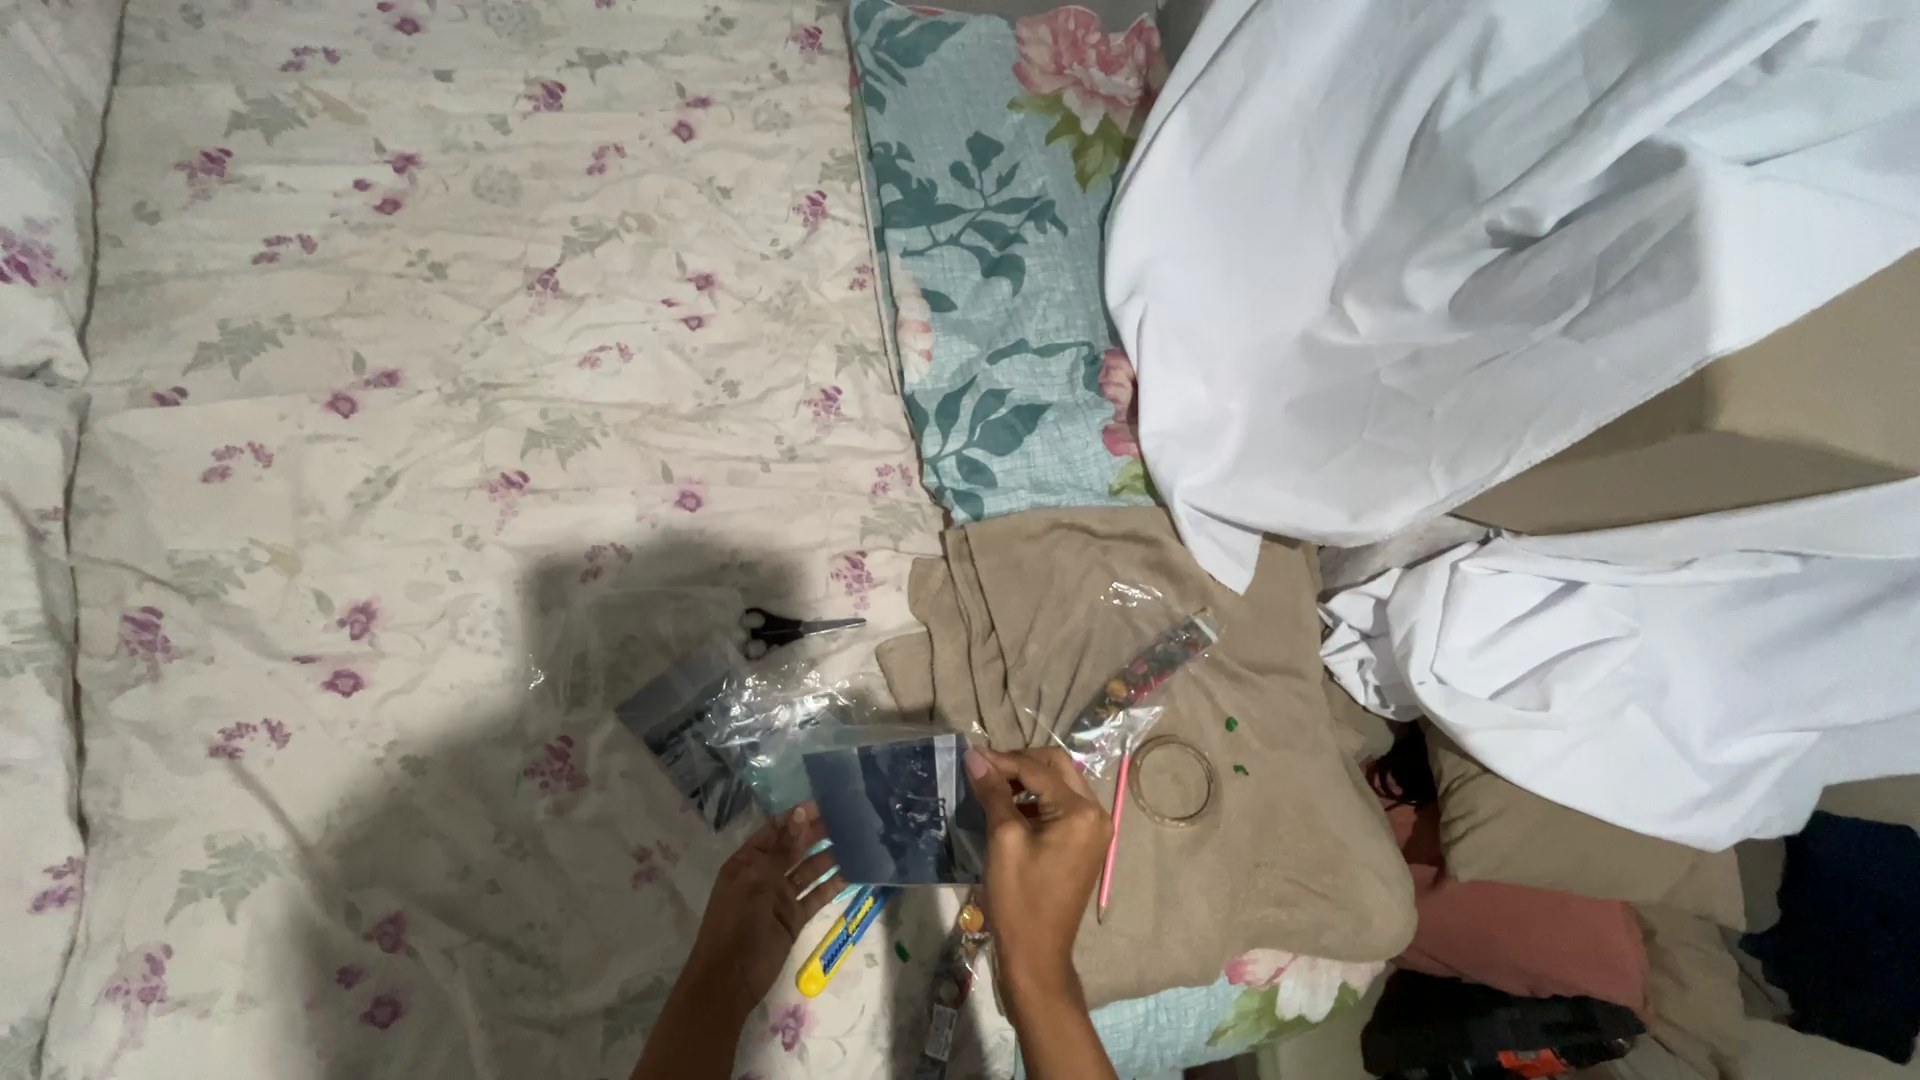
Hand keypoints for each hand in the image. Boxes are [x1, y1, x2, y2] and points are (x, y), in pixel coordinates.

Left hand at [680, 801, 844, 1017]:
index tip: (824, 803)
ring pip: (809, 870)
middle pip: (795, 848)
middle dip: (817, 833)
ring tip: (855, 841)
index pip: (776, 830)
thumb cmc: (735, 924)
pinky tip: (852, 872)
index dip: (797, 817)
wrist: (729, 980)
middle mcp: (765, 874)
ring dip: (829, 856)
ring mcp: (781, 896)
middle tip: (847, 818)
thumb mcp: (757, 881)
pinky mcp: (795, 917)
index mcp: (748, 861)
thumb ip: (783, 849)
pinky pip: (816, 896)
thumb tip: (801, 814)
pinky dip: (832, 885)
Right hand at [964, 747, 1110, 1000]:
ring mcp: (1095, 828)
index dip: (1002, 760)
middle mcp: (1096, 813)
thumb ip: (993, 792)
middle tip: (986, 770)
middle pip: (1056, 766)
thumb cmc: (1019, 898)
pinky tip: (1010, 808)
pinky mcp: (1086, 841)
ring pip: (1060, 782)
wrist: (1037, 954)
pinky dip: (1037, 799)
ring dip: (1028, 779)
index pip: (1037, 769)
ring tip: (993, 787)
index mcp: (1080, 811)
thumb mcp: (1003, 839)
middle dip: (1020, 763)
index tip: (971, 756)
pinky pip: (1062, 804)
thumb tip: (975, 755)